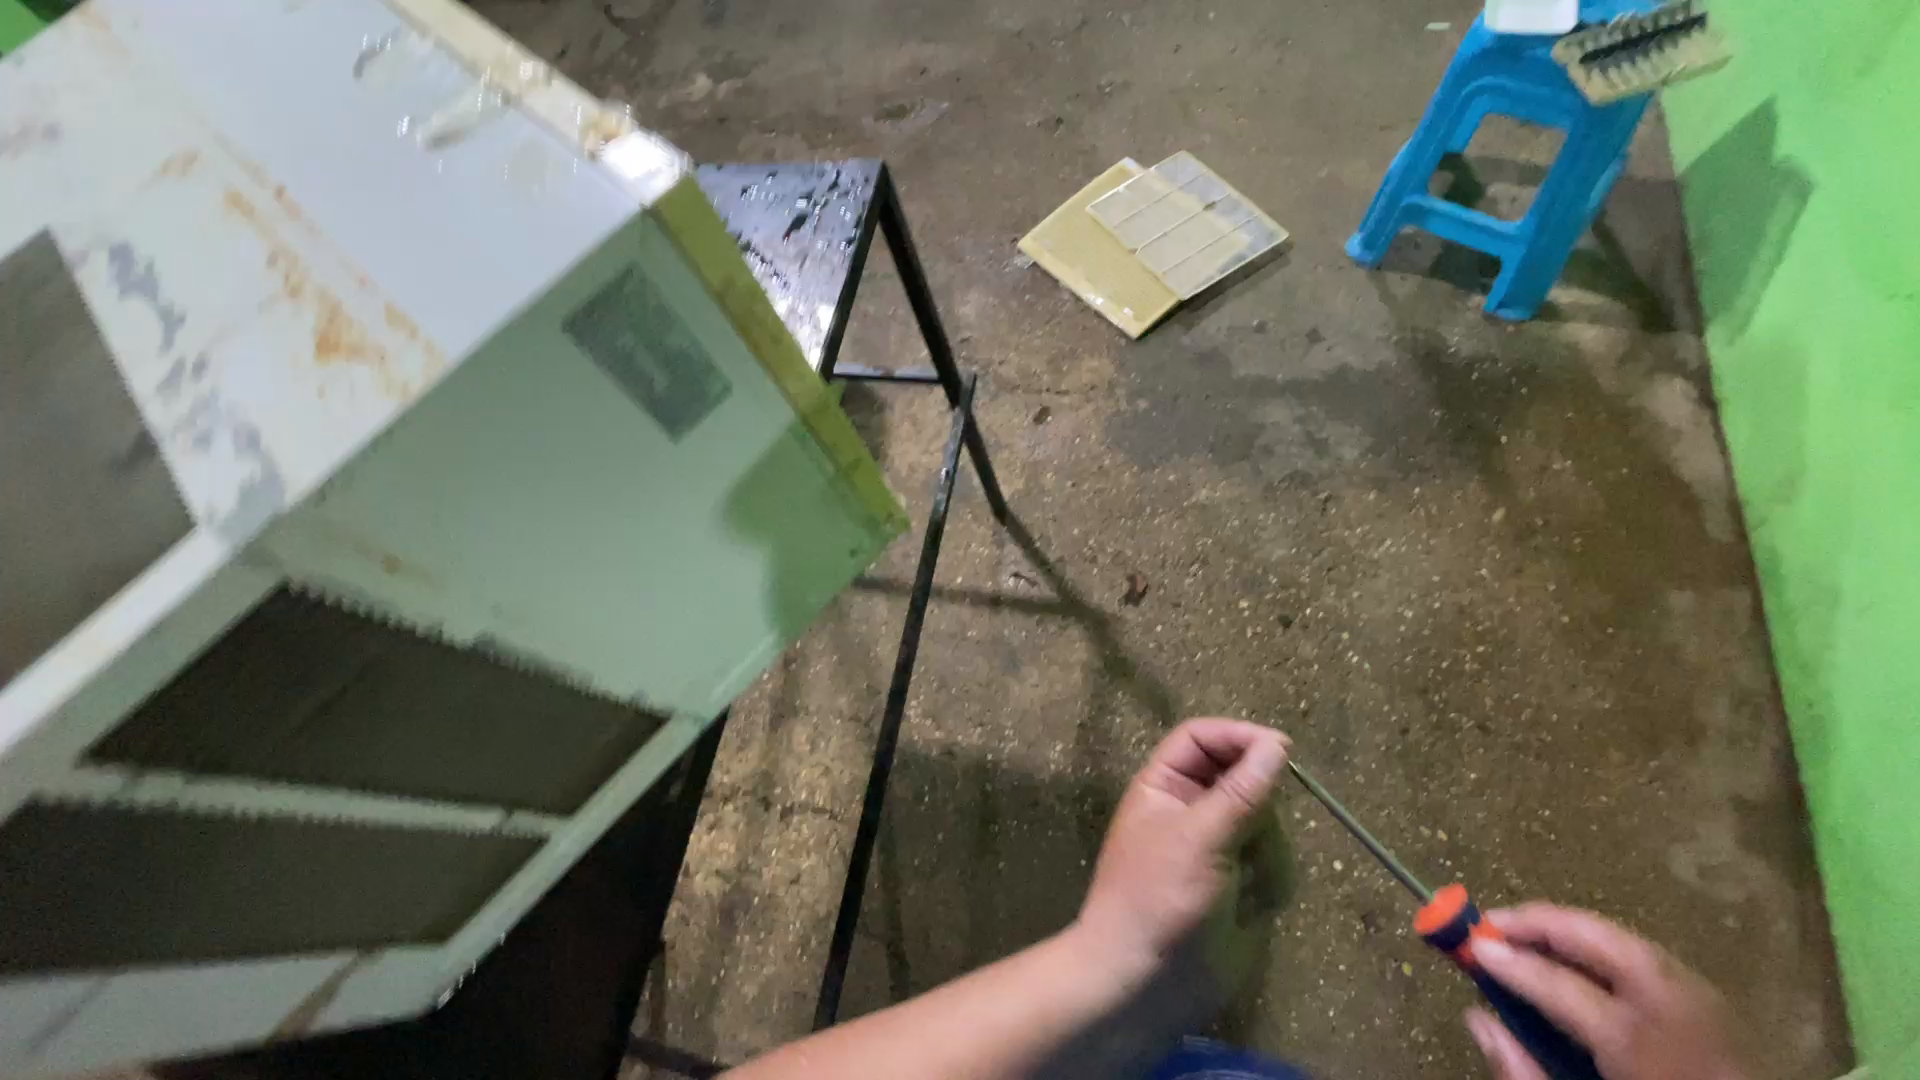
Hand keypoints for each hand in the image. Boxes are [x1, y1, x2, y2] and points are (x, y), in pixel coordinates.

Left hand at [1075, 718, 1289, 984]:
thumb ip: (1241, 791)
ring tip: (1245, 878)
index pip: (1202, 738)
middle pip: (1239, 778)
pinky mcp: (1235, 882)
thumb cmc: (1158, 897)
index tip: (1282, 748)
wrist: (1143, 979)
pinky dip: (1268, 878)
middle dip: (1255, 804)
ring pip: (1261, 822)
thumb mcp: (1199, 836)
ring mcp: (1213, 846)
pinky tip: (1252, 902)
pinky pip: (1268, 861)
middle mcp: (1188, 808)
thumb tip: (1276, 746)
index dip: (1238, 736)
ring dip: (1263, 848)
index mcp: (1163, 785)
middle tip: (1250, 834)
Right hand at [1465, 904, 1748, 1079]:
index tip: (1471, 946)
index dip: (1514, 963)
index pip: (1567, 989)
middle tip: (1492, 924)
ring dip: (1573, 932)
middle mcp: (1687, 1021)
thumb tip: (1477, 1018)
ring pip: (1636, 946)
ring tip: (1524, 934)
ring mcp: (1715, 1015)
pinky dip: (1606, 952)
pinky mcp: (1722, 1018)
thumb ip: (1527, 1072)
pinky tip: (1575, 962)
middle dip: (1545, 923)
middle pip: (1610, 945)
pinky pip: (1655, 965)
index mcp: (1651, 1054)